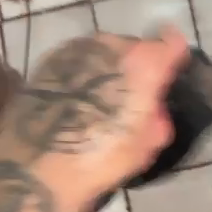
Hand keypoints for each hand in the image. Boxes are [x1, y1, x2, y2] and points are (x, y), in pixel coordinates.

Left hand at [0, 28, 189, 211]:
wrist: (38, 169)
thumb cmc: (101, 160)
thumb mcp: (146, 146)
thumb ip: (158, 117)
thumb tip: (153, 108)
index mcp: (143, 64)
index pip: (172, 43)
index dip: (173, 56)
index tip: (170, 70)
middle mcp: (111, 46)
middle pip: (133, 47)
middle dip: (136, 67)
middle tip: (131, 97)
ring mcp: (76, 49)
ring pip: (103, 53)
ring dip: (106, 70)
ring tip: (100, 102)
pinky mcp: (48, 60)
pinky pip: (76, 62)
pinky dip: (81, 76)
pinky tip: (75, 102)